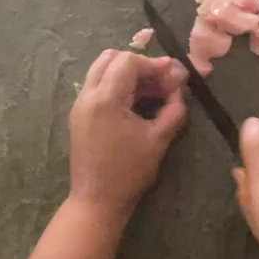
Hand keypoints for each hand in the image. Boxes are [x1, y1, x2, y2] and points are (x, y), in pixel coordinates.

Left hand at [68, 50, 187, 214]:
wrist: (97, 200)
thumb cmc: (129, 172)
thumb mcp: (159, 139)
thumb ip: (173, 108)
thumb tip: (180, 86)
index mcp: (106, 99)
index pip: (128, 61)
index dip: (153, 63)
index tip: (173, 75)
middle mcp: (87, 96)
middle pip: (110, 58)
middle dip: (138, 63)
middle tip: (161, 80)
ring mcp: (80, 104)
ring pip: (101, 69)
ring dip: (127, 73)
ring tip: (153, 90)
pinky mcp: (79, 114)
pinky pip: (97, 85)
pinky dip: (117, 84)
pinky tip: (137, 100)